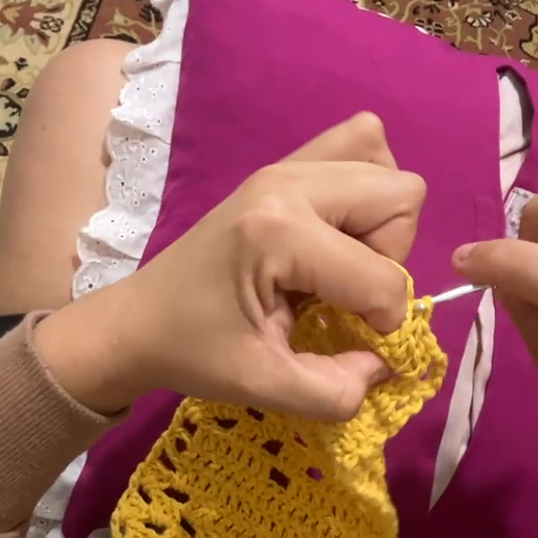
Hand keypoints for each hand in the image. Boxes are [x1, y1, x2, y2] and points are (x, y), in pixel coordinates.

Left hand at [35, 113, 423, 419]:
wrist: (137, 322)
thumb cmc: (193, 352)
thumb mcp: (263, 386)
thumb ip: (336, 391)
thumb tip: (386, 364)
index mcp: (279, 234)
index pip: (383, 274)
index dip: (385, 322)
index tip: (348, 343)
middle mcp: (287, 184)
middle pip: (401, 196)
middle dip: (390, 257)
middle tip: (346, 293)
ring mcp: (281, 167)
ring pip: (382, 162)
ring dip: (380, 218)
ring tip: (341, 259)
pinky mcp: (278, 168)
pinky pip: (354, 146)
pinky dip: (362, 190)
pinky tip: (334, 233)